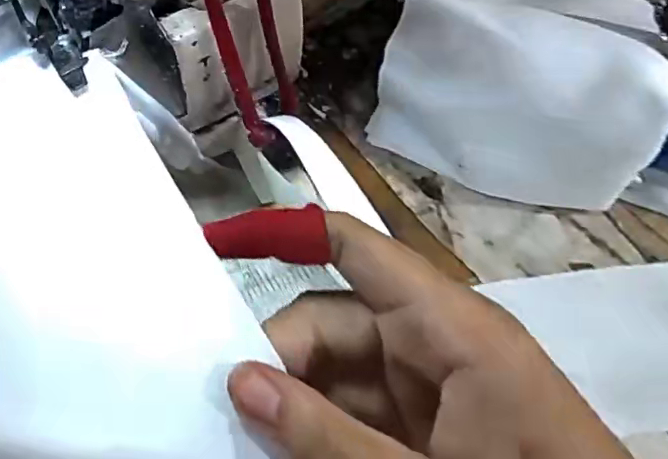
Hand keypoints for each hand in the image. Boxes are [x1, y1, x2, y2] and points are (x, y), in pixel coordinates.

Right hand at [227, 212, 625, 458]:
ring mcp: (440, 390)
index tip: (215, 245)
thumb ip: (327, 433)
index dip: (278, 231)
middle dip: (281, 356)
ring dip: (297, 399)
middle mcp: (440, 342)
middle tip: (235, 401)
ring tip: (256, 435)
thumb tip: (236, 379)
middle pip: (331, 318)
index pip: (348, 244)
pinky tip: (293, 447)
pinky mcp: (441, 431)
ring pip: (339, 370)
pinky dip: (324, 427)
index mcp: (452, 326)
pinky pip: (361, 409)